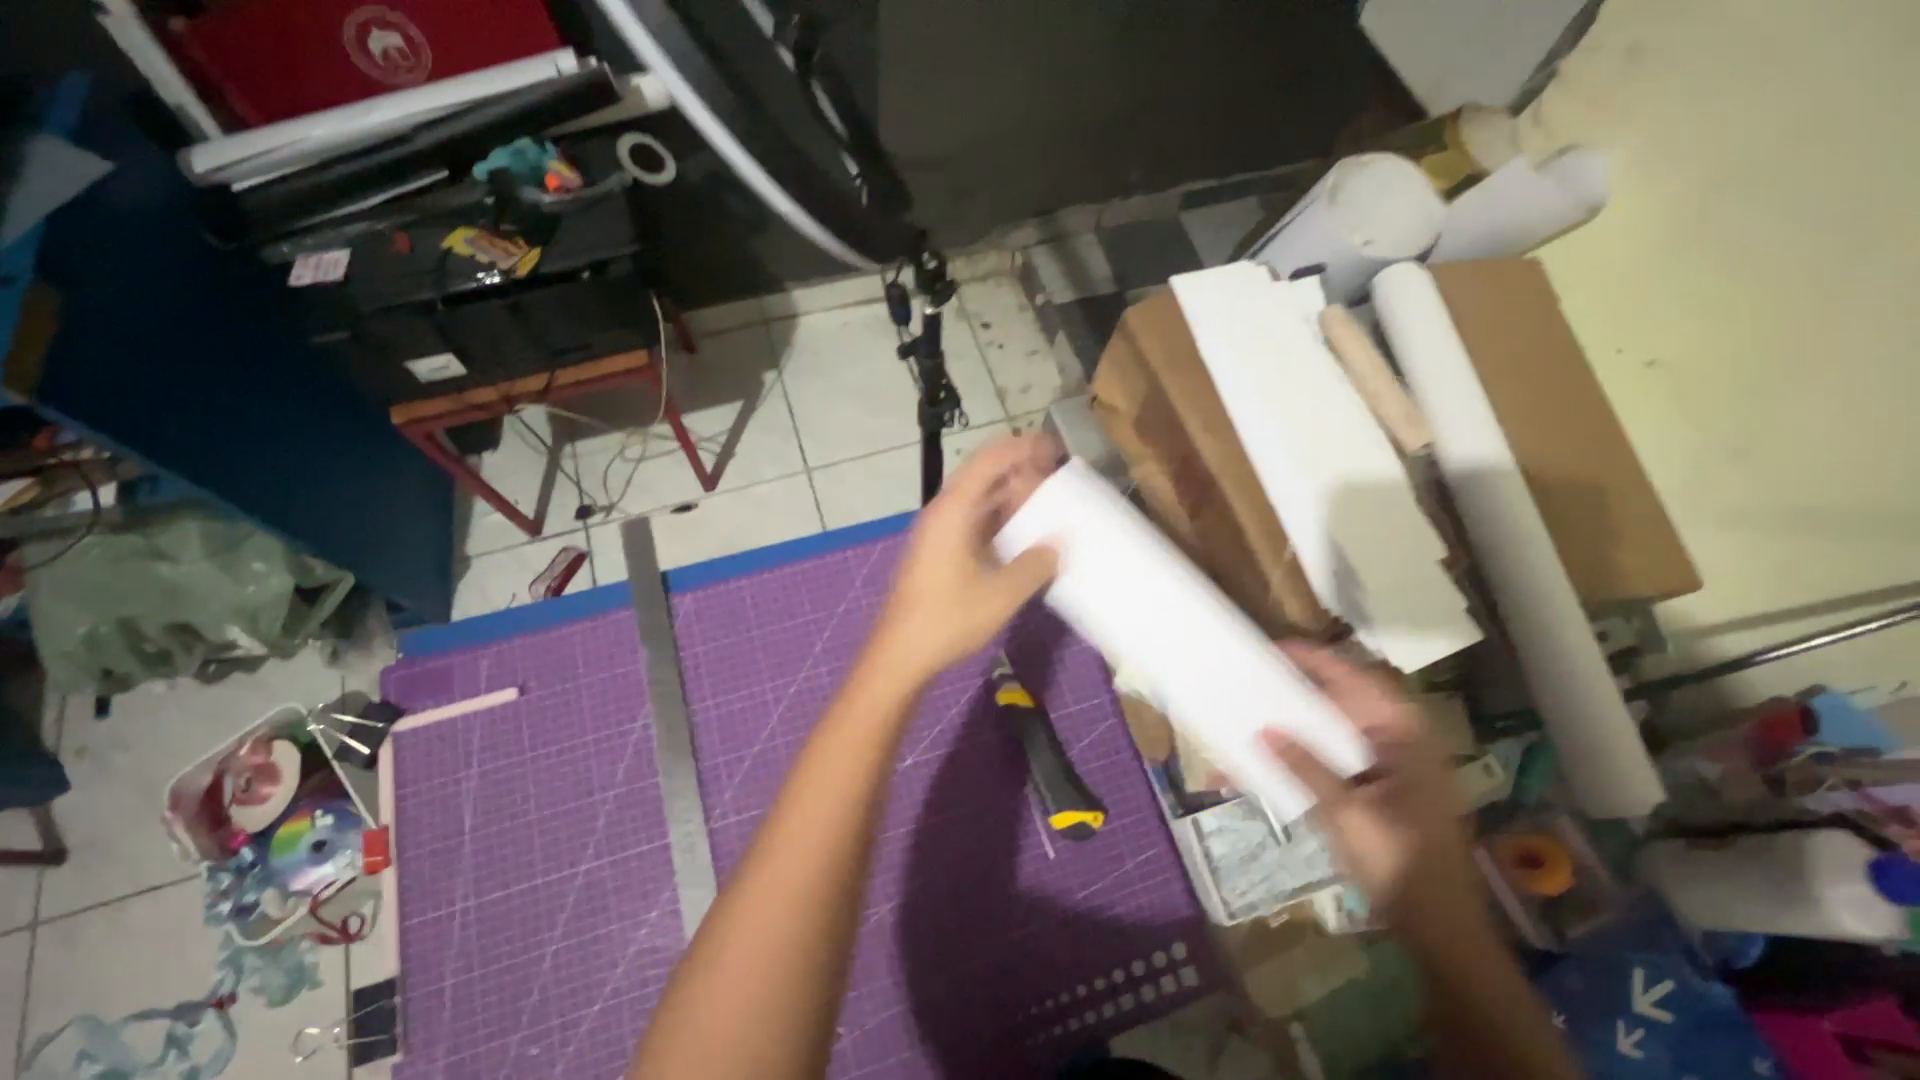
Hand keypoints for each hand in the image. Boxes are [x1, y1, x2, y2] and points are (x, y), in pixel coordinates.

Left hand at [871, 433, 1060, 680]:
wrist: (899, 655)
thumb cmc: (948, 619)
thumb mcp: (1002, 593)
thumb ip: (1035, 564)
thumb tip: (1057, 543)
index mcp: (952, 511)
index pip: (989, 461)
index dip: (1022, 448)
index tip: (1053, 448)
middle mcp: (941, 514)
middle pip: (982, 478)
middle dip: (1020, 473)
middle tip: (1057, 478)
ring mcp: (937, 535)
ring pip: (977, 503)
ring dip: (1009, 499)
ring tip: (1046, 505)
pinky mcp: (937, 554)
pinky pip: (971, 524)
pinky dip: (998, 522)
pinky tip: (1021, 537)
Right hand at [1263, 643, 1482, 936]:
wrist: (1441, 928)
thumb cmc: (1400, 863)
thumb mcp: (1347, 814)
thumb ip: (1305, 767)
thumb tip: (1264, 729)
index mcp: (1403, 736)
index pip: (1357, 679)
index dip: (1317, 661)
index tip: (1275, 649)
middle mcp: (1399, 743)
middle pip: (1343, 704)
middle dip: (1298, 696)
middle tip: (1255, 686)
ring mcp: (1391, 770)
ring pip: (1336, 735)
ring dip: (1297, 733)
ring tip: (1254, 727)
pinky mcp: (1379, 794)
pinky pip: (1337, 763)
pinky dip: (1306, 762)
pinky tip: (1272, 772)